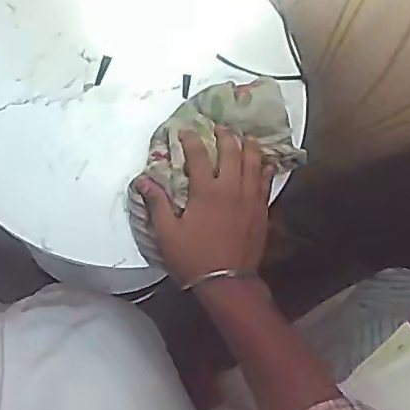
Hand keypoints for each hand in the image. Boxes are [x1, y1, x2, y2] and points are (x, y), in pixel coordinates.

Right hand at [136, 125, 275, 285]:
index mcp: (206, 191)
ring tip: (245, 138)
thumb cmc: (194, 259)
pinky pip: (266, 182)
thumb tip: (143, 180)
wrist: (227, 282)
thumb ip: (157, 203)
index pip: (198, 155)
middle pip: (232, 151)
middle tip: (221, 127)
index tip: (185, 130)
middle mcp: (232, 188)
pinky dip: (265, 169)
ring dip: (249, 147)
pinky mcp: (262, 211)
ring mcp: (250, 199)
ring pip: (254, 163)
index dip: (191, 139)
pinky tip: (265, 163)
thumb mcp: (168, 233)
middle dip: (225, 135)